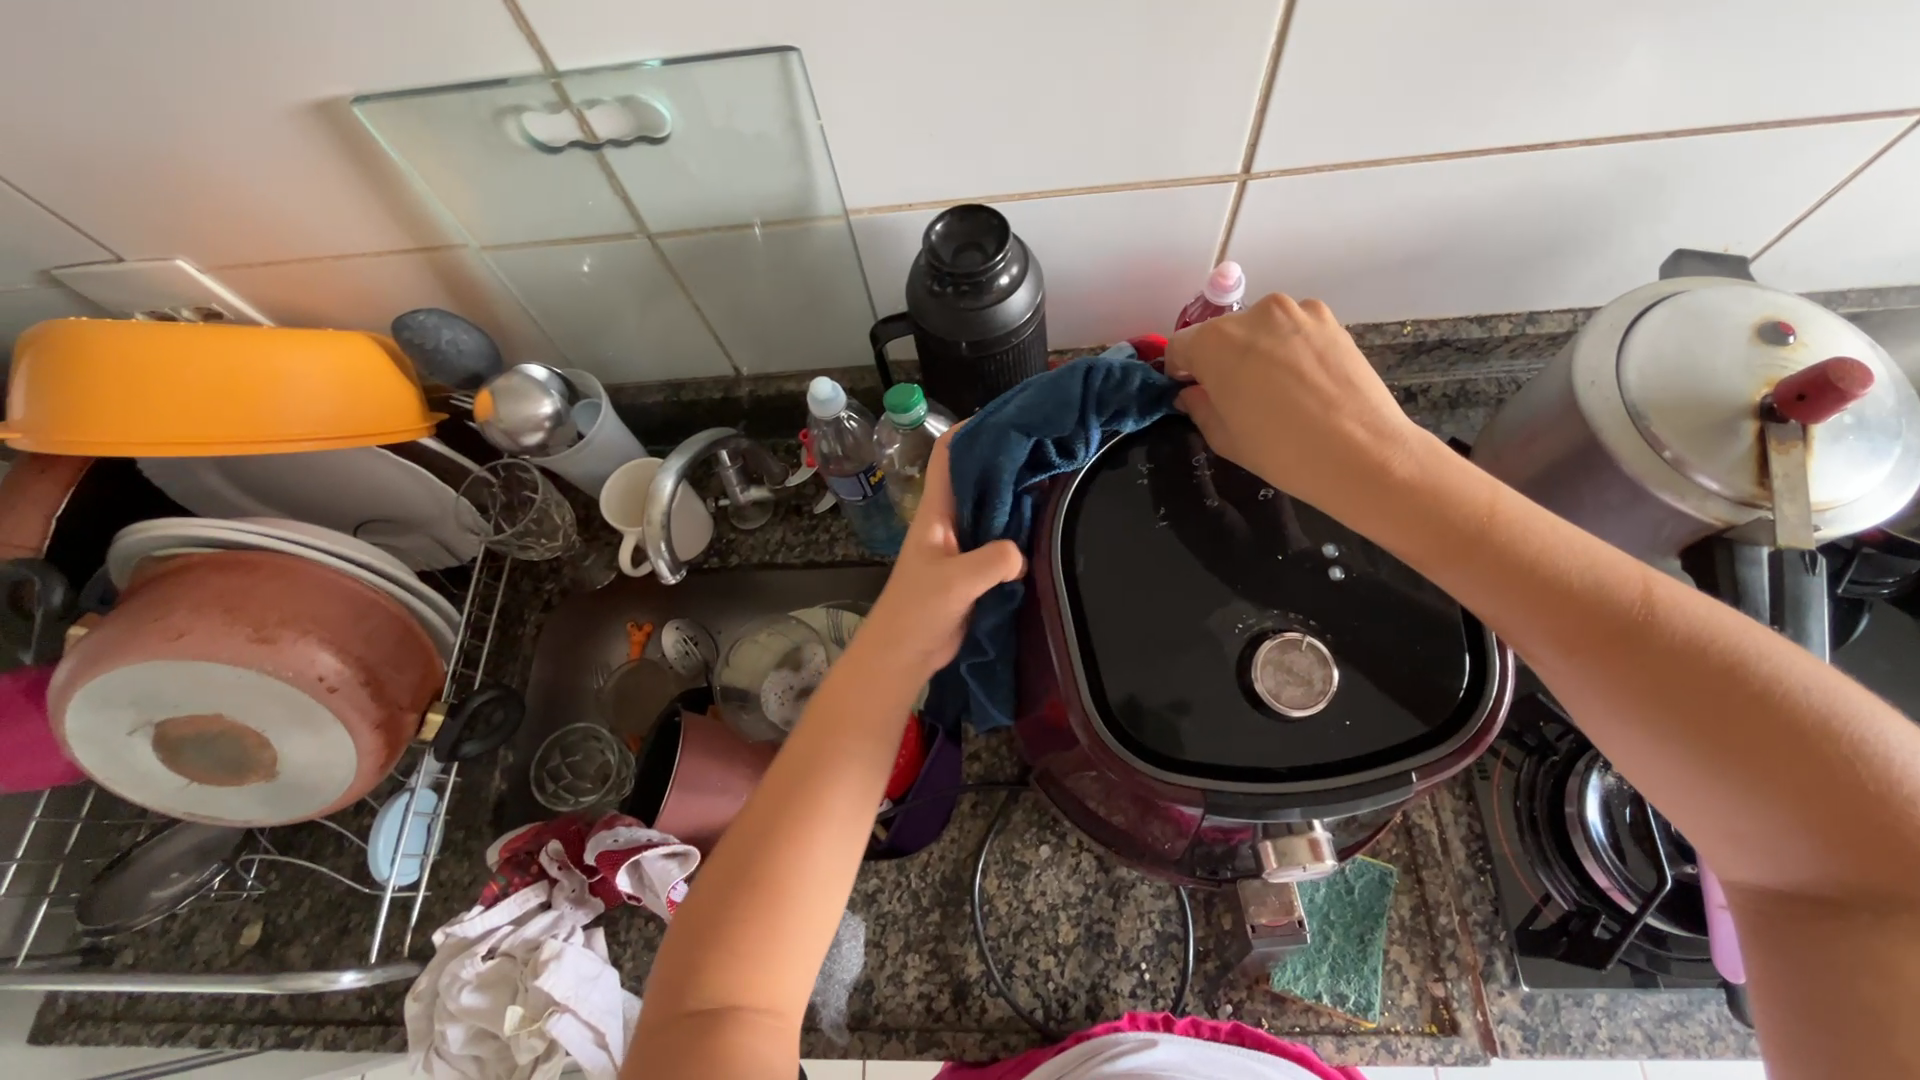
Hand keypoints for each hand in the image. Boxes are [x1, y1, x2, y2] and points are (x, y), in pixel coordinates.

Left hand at [857, 431, 1024, 679]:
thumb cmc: (917, 611)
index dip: (973, 429)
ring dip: (1018, 498)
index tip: (1008, 417)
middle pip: (979, 478)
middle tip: (1047, 446)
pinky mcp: (975, 570)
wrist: (904, 654)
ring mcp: (963, 545)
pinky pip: (1001, 542)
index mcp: (937, 511)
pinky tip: (1048, 528)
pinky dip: (1021, 533)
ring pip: (994, 510)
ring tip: (1056, 478)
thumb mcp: (956, 582)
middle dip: (1007, 460)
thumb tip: (1022, 554)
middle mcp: (950, 520)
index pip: (950, 455)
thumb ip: (993, 561)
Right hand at [1164, 293, 1427, 512]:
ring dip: (1256, 351)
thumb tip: (1192, 393)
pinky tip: (1303, 382)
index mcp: (1214, 342)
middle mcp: (1253, 314)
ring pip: (1258, 329)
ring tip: (1275, 391)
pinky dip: (1288, 348)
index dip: (1181, 372)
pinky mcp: (1329, 319)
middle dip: (1219, 360)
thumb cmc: (1282, 452)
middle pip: (1219, 333)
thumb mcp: (1224, 439)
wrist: (1363, 453)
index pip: (1180, 347)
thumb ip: (1198, 407)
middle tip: (1236, 397)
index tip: (1192, 393)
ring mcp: (1296, 311)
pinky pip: (1292, 329)